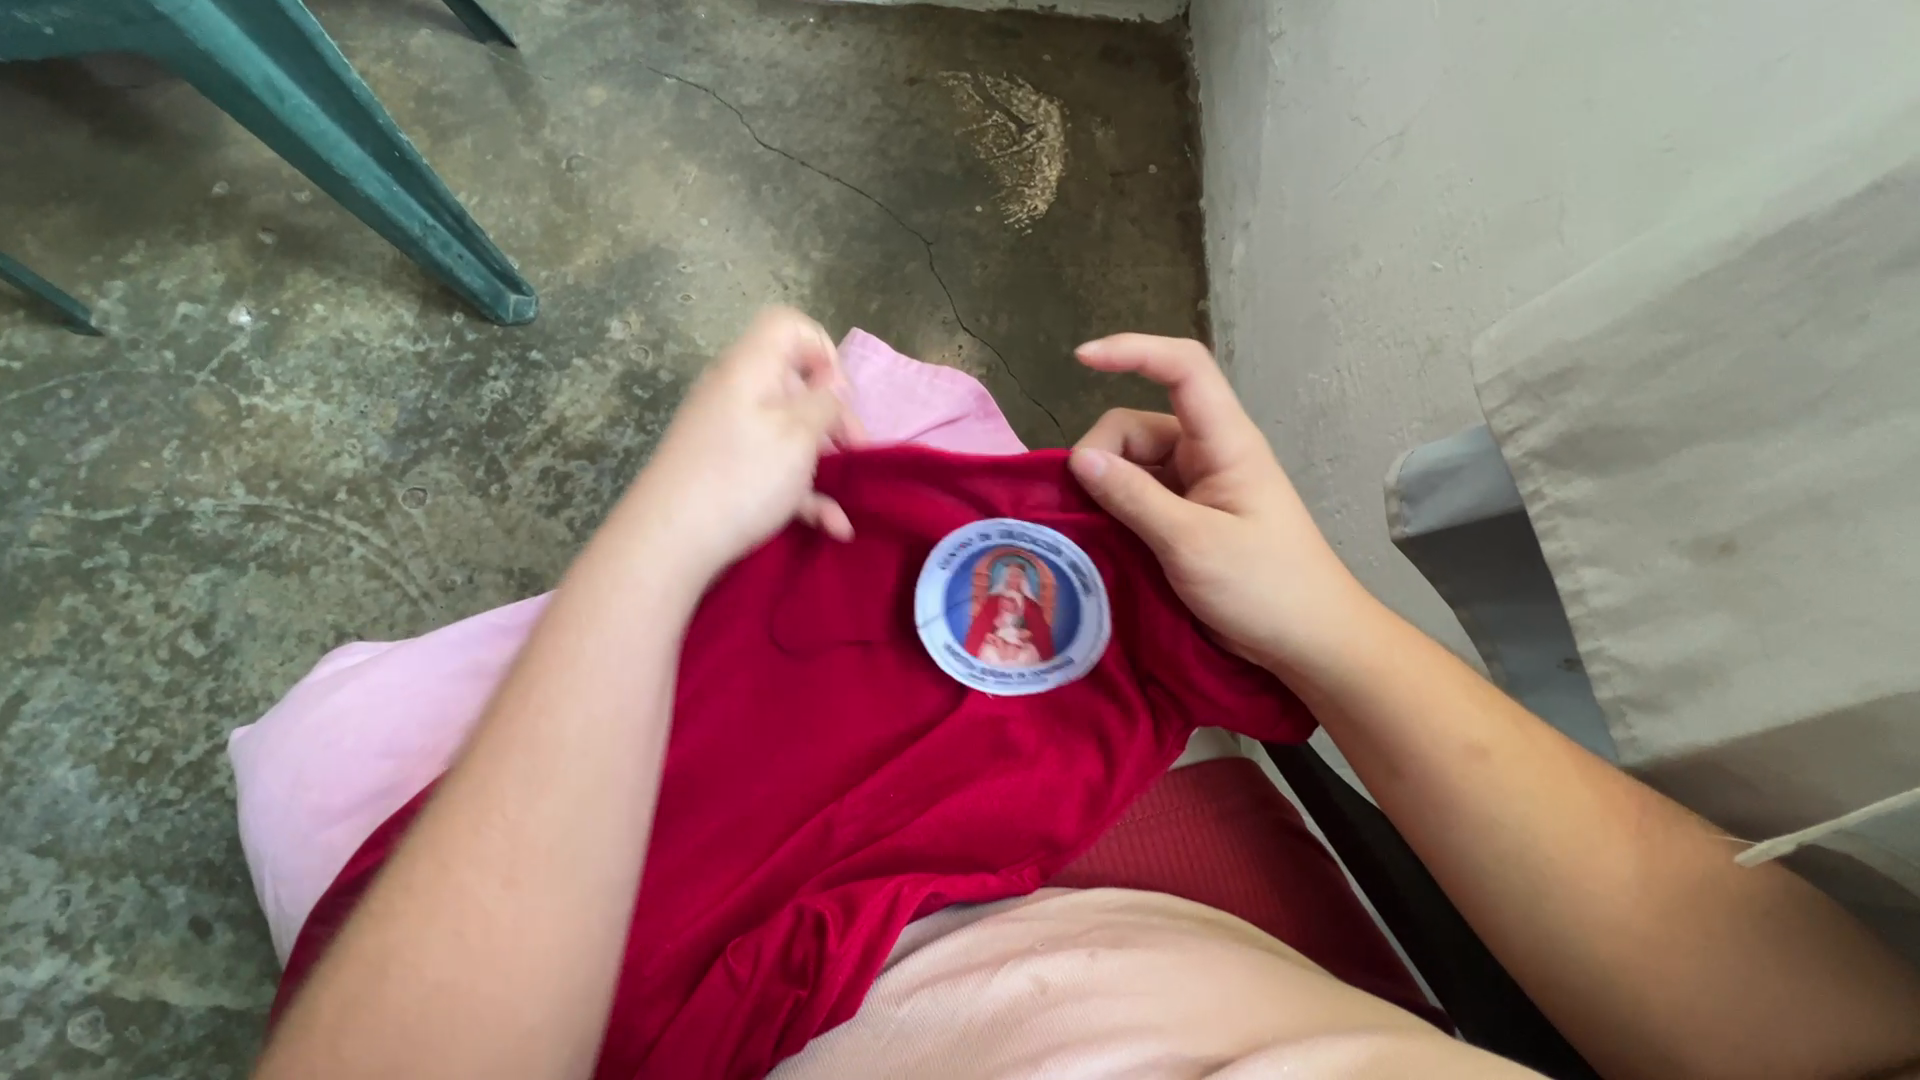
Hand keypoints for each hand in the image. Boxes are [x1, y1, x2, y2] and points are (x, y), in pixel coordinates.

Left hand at [623, 308, 859, 582]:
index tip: (841, 397)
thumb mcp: (798, 435)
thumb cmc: (742, 477)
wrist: (669, 540)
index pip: (790, 327)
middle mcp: (736, 392)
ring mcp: (728, 432)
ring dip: (824, 463)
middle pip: (795, 384)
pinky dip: (803, 492)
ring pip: (788, 432)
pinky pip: (772, 467)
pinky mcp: (725, 469)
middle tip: (857, 452)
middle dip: (834, 418)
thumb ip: (825, 403)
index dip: (824, 351)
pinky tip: (832, 526)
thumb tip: (833, 385)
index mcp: (751, 368)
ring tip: (849, 496)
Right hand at [1068, 335, 1378, 679]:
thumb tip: (1080, 460)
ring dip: (1104, 489)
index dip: (1133, 351)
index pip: (1183, 369)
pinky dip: (1114, 511)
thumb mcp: (1192, 544)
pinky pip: (1137, 498)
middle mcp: (1207, 455)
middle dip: (1102, 455)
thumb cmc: (1265, 587)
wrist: (1308, 642)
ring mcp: (1196, 489)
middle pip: (1137, 427)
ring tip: (1091, 531)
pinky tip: (1098, 536)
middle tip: (1085, 508)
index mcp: (1225, 443)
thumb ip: (1134, 498)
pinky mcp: (1185, 520)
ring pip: (1131, 466)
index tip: (1081, 360)